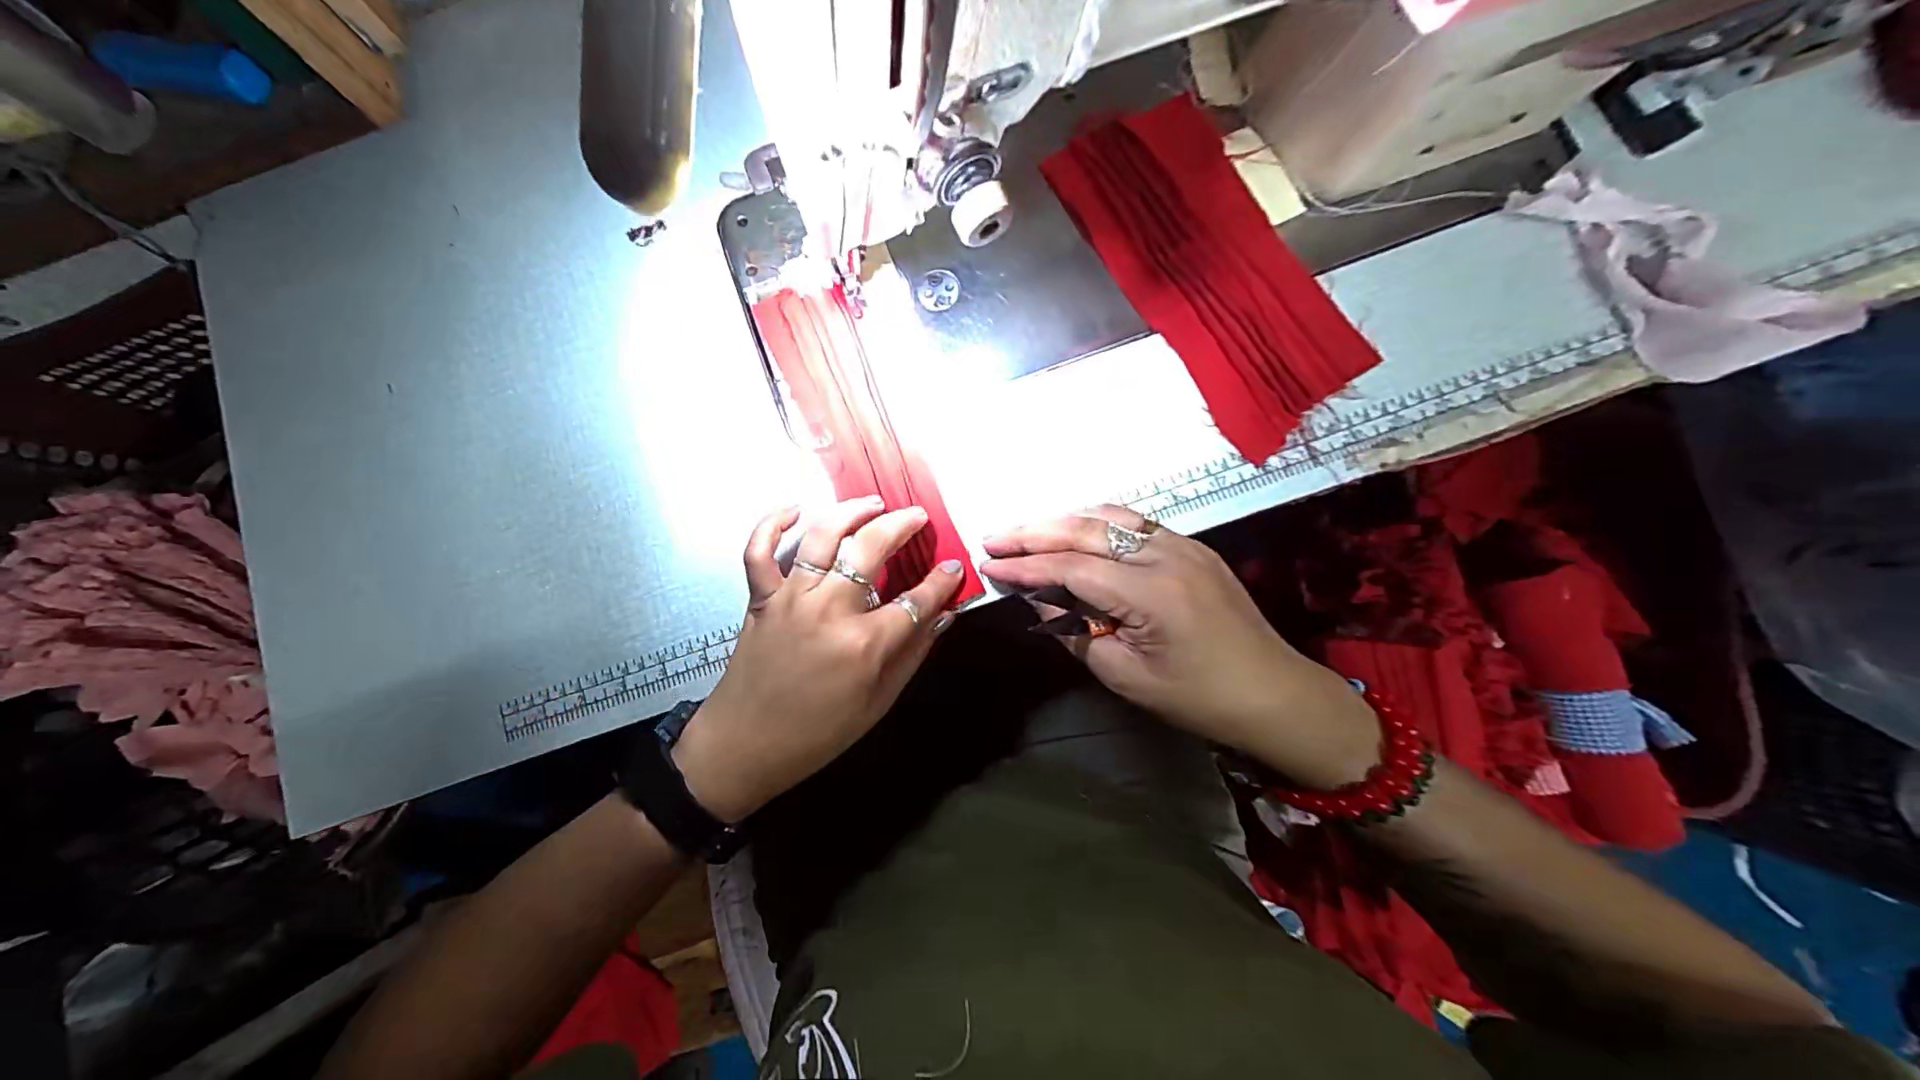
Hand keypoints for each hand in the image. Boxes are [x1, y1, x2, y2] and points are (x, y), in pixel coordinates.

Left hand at [670, 496, 965, 821]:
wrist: (746, 745)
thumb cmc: (819, 732)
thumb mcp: (879, 701)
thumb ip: (914, 653)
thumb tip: (943, 615)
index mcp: (864, 644)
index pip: (916, 600)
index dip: (941, 581)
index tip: (953, 566)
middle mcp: (829, 610)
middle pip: (871, 549)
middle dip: (902, 526)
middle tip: (918, 517)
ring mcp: (791, 599)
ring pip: (822, 536)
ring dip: (851, 512)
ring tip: (874, 503)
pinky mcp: (760, 598)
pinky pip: (760, 551)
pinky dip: (772, 524)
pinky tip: (795, 510)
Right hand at [979, 506, 1380, 788]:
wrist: (1274, 694)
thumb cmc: (1198, 698)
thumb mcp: (1125, 675)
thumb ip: (1074, 631)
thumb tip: (1037, 599)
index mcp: (1152, 592)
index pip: (1071, 567)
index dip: (1026, 566)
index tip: (990, 567)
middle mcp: (1167, 554)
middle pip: (1086, 530)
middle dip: (1035, 532)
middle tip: (995, 538)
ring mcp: (1185, 544)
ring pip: (1111, 517)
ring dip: (1065, 521)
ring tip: (1028, 533)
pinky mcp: (1194, 547)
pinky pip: (1136, 523)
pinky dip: (1097, 524)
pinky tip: (1077, 533)